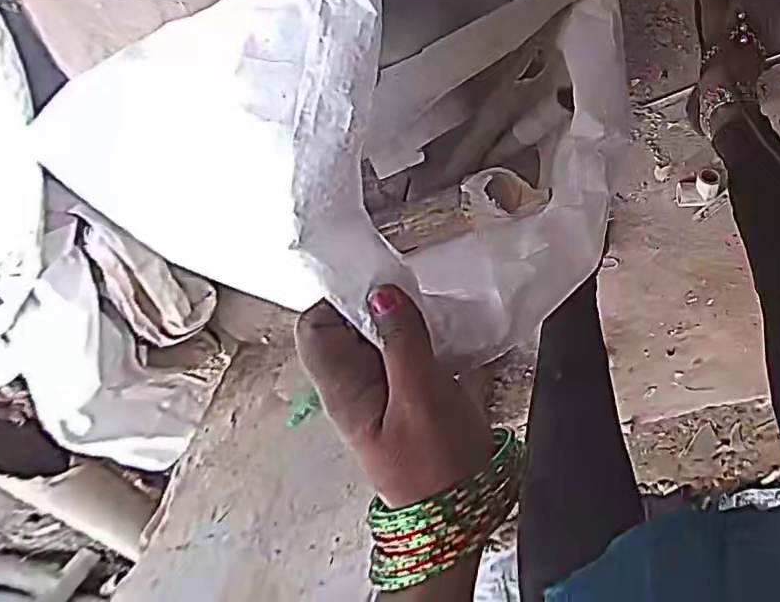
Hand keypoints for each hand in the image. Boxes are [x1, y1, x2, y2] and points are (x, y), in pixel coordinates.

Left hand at [296, 284, 492, 507]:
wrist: (461, 504)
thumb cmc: (434, 458)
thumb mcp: (419, 396)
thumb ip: (402, 342)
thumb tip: (381, 292)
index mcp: (345, 388)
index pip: (318, 328)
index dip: (340, 296)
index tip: (379, 274)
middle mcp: (361, 381)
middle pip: (353, 325)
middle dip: (380, 296)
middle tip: (416, 278)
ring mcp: (391, 382)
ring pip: (386, 331)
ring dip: (409, 309)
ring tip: (438, 292)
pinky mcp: (420, 384)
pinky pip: (415, 342)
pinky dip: (430, 325)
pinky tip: (454, 317)